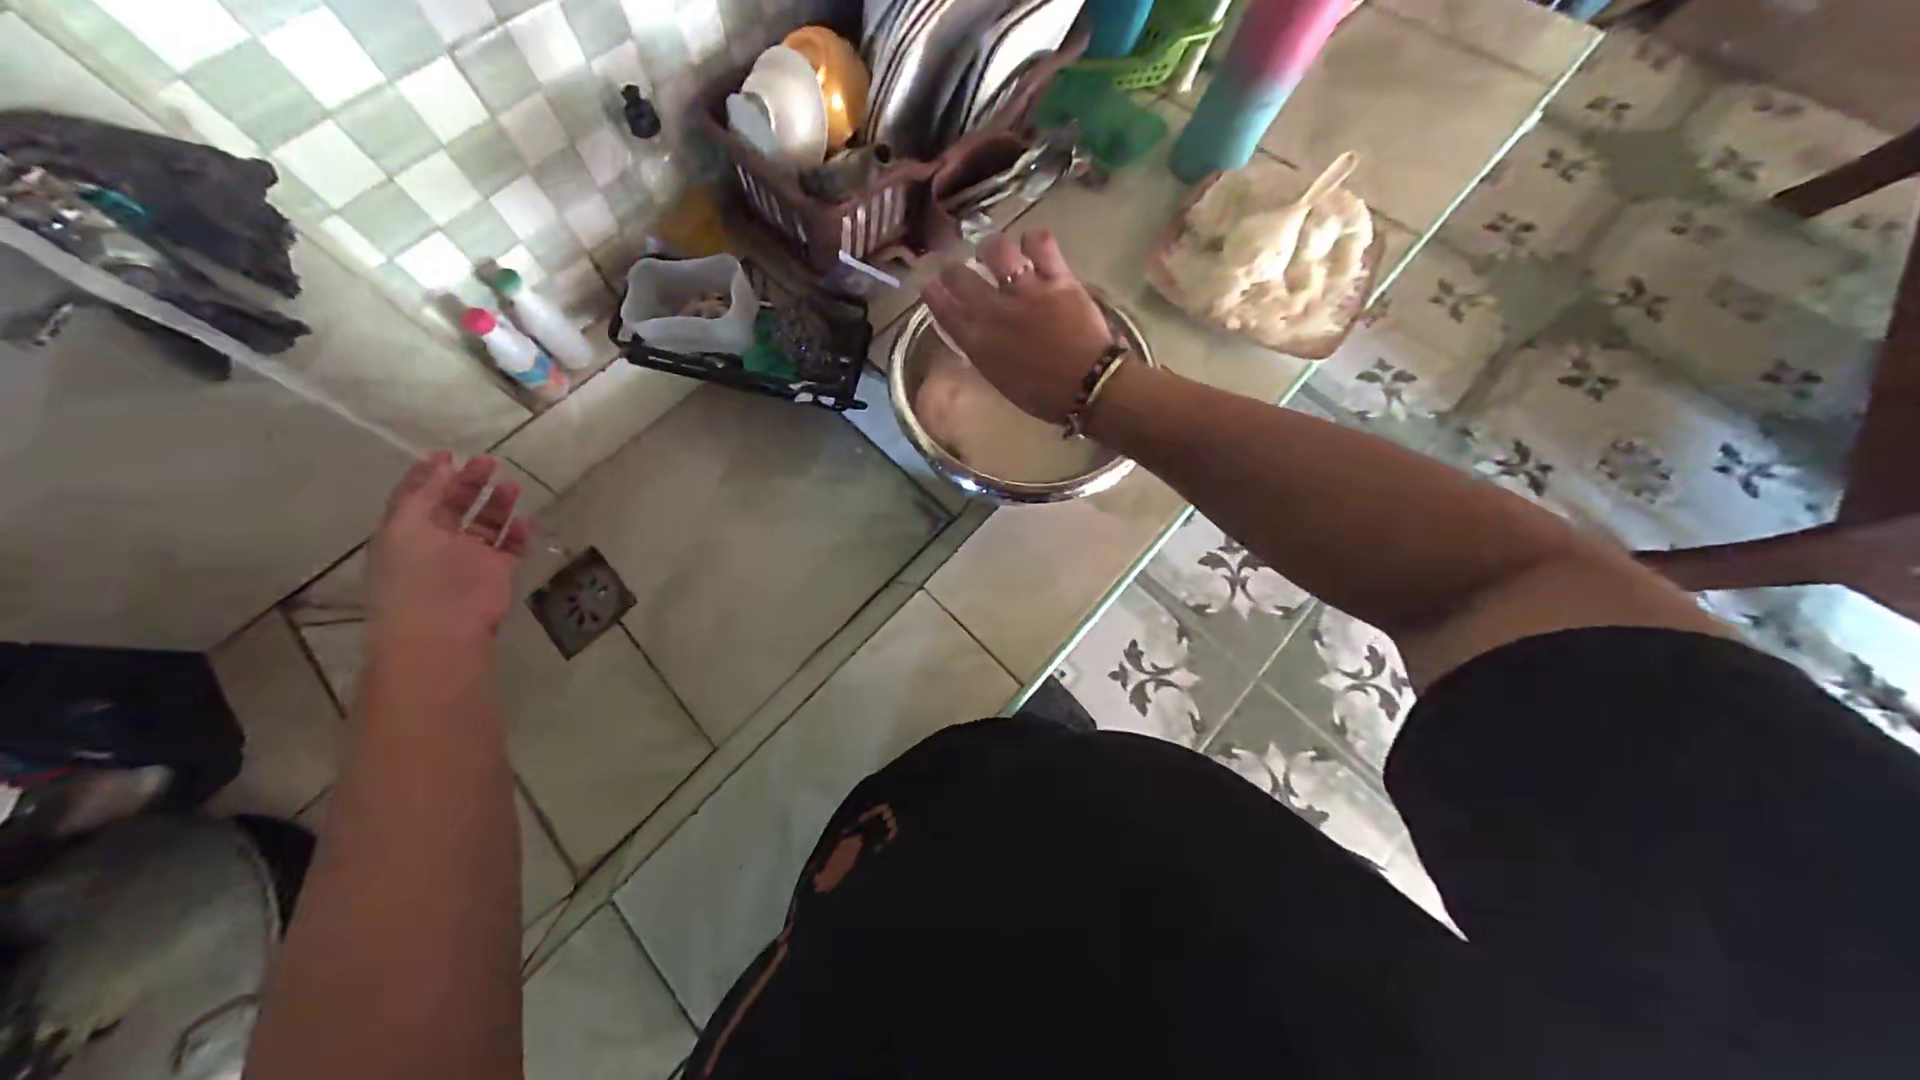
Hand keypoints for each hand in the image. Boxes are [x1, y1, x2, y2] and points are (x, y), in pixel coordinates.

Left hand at [366, 452, 528, 649]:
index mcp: (407, 530)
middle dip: (470, 482)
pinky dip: (516, 531)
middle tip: (488, 462)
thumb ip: (424, 492)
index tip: (449, 454)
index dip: (430, 474)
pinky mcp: (497, 570)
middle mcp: (437, 540)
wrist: (443, 626)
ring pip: (486, 522)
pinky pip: (509, 545)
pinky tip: (522, 519)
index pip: (418, 495)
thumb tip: (442, 463)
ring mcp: (469, 556)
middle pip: (456, 504)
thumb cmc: (415, 574)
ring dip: (497, 502)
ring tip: (511, 485)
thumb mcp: (408, 525)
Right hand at [921, 230, 1112, 423]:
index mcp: (979, 341)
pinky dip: (1033, 240)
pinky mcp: (1057, 277)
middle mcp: (995, 310)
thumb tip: (976, 333)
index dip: (932, 292)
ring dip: (991, 249)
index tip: (929, 284)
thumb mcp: (1001, 379)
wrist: (1088, 386)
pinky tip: (1032, 246)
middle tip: (956, 268)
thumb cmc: (1043, 394)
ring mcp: (1026, 290)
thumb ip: (984, 351)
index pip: (943, 308)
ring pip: (997, 250)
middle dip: (953, 269)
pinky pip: (1040, 242)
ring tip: (994, 252)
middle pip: (961, 275)